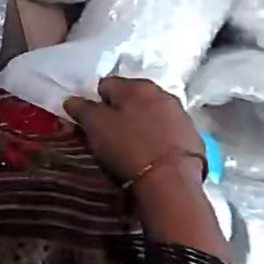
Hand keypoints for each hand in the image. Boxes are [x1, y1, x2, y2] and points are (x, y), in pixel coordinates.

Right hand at [61, 76, 205, 193]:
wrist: (170, 179)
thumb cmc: (127, 146)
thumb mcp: (94, 126)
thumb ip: (81, 108)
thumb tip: (72, 100)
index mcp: (136, 86)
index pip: (105, 84)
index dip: (94, 101)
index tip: (90, 119)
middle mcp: (161, 92)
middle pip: (130, 97)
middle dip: (118, 109)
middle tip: (108, 131)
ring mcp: (180, 113)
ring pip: (149, 111)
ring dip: (139, 121)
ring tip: (129, 142)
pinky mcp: (191, 133)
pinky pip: (166, 128)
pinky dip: (156, 134)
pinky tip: (149, 150)